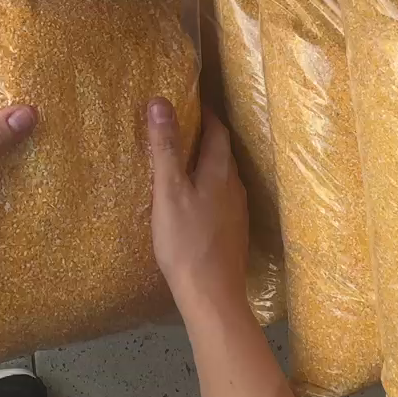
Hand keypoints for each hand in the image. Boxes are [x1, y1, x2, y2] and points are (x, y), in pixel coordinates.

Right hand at [147, 97, 250, 318]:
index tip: (190, 102)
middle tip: (182, 126)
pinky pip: (222, 196)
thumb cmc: (186, 240)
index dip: (206, 113)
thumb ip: (165, 146)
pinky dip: (208, 185)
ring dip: (207, 161)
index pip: (218, 131)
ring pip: (223, 175)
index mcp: (220, 172)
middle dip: (206, 135)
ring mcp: (237, 211)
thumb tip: (160, 101)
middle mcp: (234, 187)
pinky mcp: (234, 232)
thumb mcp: (168, 190)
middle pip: (223, 152)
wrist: (212, 296)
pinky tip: (194, 198)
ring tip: (184, 159)